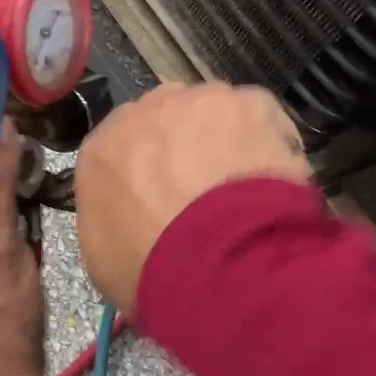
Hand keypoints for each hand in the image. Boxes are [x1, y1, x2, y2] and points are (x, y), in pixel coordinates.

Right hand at [75, 82, 307, 312]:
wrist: (222, 270)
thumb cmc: (153, 273)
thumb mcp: (101, 253)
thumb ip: (106, 212)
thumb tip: (127, 207)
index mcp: (101, 148)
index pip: (122, 144)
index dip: (149, 166)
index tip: (167, 192)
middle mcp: (142, 112)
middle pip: (163, 117)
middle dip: (183, 144)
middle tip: (207, 186)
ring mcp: (196, 102)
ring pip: (210, 109)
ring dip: (223, 135)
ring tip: (246, 182)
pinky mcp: (248, 104)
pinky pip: (257, 113)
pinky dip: (266, 137)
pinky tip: (275, 174)